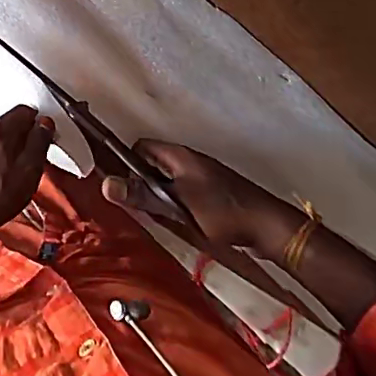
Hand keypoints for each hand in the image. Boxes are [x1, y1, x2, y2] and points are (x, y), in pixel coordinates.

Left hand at [0, 105, 53, 297]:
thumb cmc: (1, 196)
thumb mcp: (30, 170)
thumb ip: (39, 142)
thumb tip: (44, 123)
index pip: (22, 111)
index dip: (37, 122)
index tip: (43, 137)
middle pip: (7, 122)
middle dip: (22, 133)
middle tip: (31, 155)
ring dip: (6, 145)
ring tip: (15, 167)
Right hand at [100, 140, 302, 254]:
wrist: (269, 228)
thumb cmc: (222, 211)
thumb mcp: (177, 204)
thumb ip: (142, 195)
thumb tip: (106, 184)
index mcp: (179, 156)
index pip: (141, 147)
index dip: (126, 161)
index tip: (120, 183)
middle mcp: (189, 161)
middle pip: (153, 164)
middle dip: (141, 181)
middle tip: (133, 203)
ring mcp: (202, 177)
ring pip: (168, 179)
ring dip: (158, 194)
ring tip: (152, 214)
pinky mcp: (212, 193)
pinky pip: (182, 191)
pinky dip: (174, 203)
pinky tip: (176, 221)